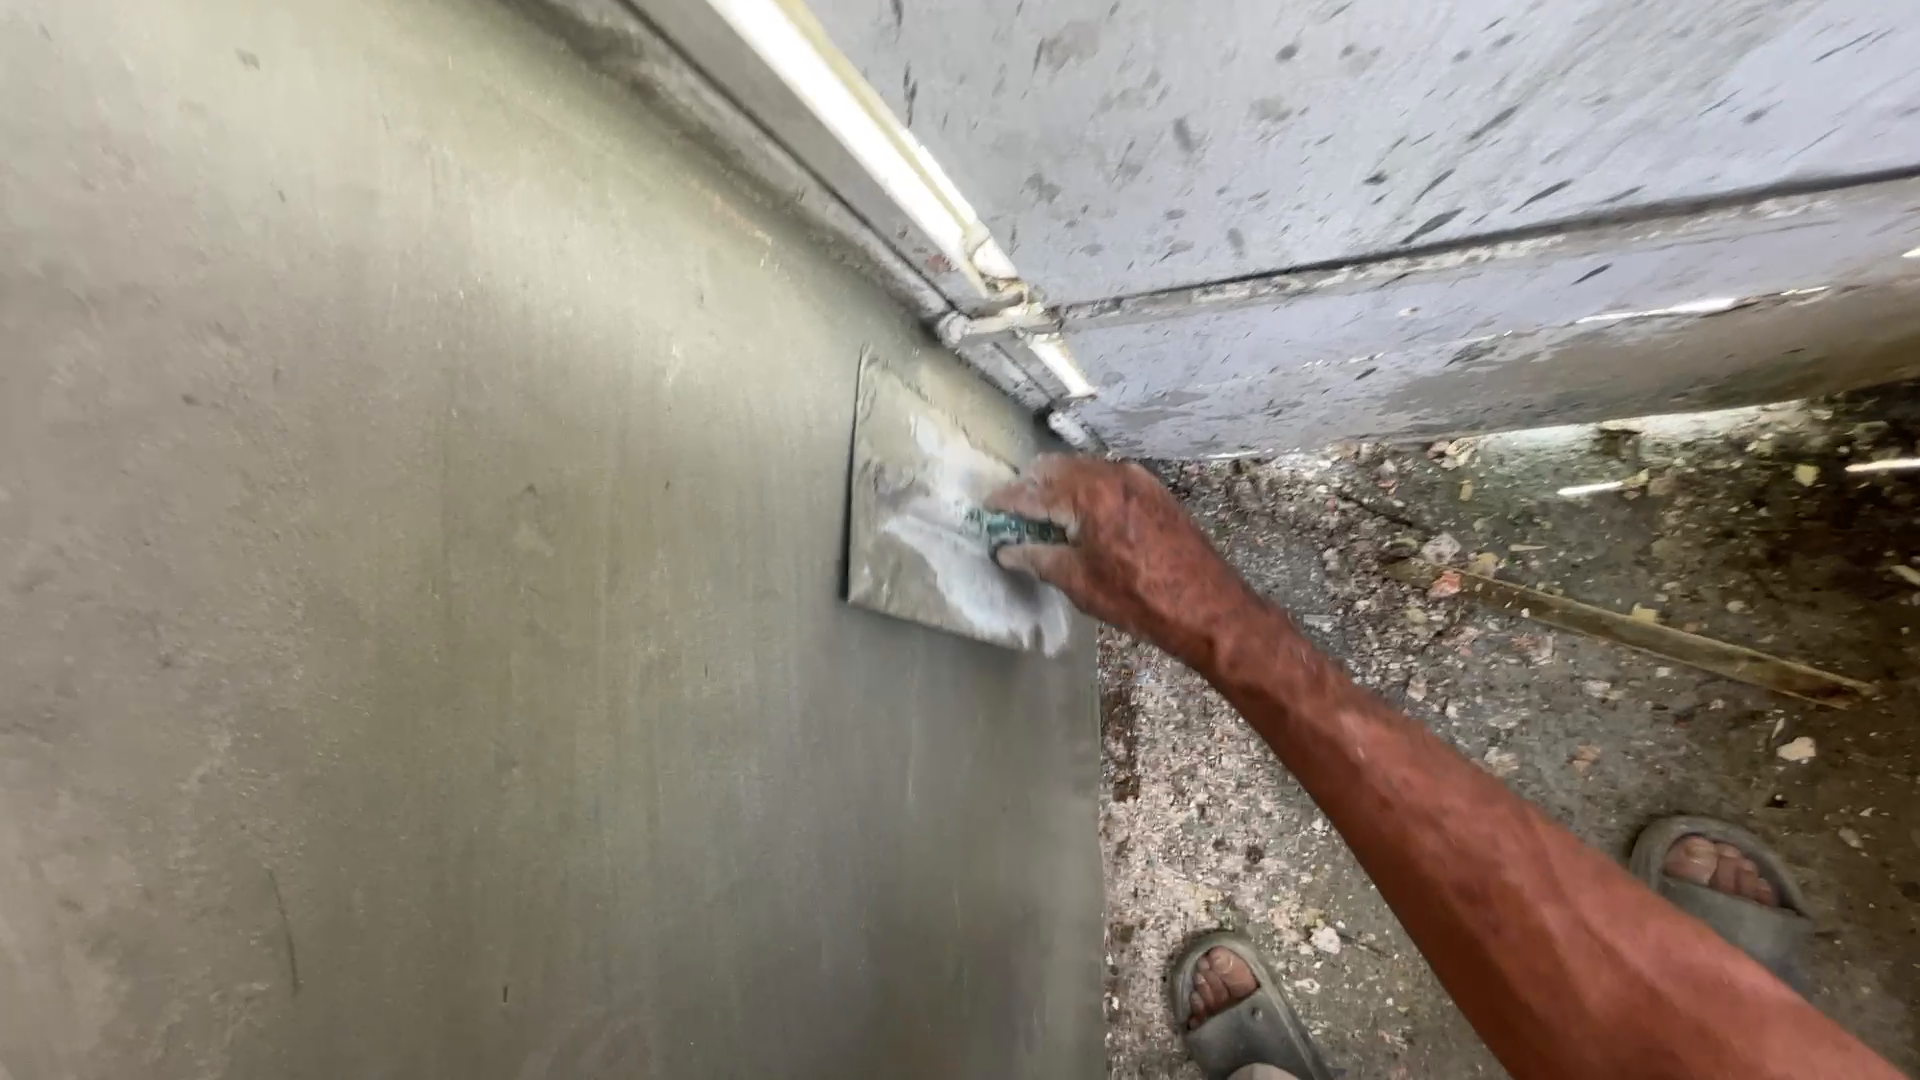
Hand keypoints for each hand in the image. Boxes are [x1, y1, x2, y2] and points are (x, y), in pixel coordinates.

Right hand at [986, 455, 1262, 663]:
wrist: (1207, 606)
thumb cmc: (1137, 599)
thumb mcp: (1078, 582)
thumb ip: (1037, 558)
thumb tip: (1006, 551)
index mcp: (1088, 495)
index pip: (1033, 491)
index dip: (1006, 499)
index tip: (987, 504)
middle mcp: (1111, 474)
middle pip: (1057, 468)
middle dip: (1030, 484)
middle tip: (1012, 506)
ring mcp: (1137, 478)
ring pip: (1083, 468)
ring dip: (1058, 483)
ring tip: (1042, 509)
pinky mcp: (1154, 489)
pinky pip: (1107, 476)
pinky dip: (1085, 487)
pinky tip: (1080, 510)